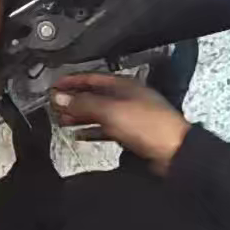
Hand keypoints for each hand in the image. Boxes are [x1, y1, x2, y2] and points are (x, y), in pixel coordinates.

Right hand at [51, 73, 191, 174]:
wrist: (173, 152)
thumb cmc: (151, 126)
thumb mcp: (110, 111)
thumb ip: (83, 103)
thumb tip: (61, 97)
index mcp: (123, 85)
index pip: (91, 78)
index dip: (72, 81)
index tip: (56, 86)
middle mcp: (126, 98)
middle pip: (94, 95)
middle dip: (73, 100)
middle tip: (55, 105)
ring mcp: (129, 116)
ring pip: (98, 113)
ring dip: (79, 116)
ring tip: (62, 120)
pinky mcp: (131, 134)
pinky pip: (105, 129)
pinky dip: (91, 131)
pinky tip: (80, 135)